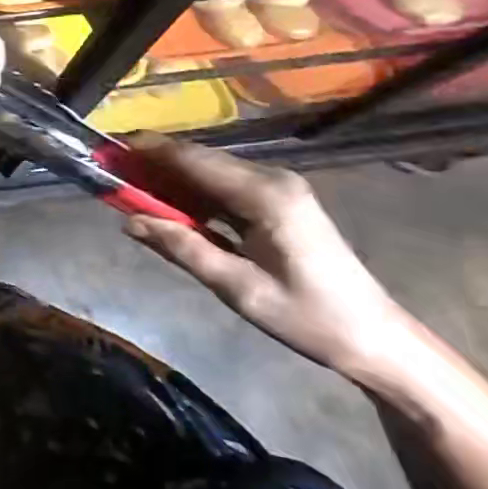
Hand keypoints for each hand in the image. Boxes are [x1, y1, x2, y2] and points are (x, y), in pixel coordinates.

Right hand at [121, 134, 409, 378]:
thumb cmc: (309, 318)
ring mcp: (278, 185)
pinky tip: (173, 203)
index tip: (111, 149)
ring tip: (133, 187)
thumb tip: (131, 222)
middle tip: (114, 171)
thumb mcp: (239, 289)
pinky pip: (227, 185)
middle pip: (200, 160)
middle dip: (155, 163)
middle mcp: (271, 177)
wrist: (377, 339)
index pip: (194, 160)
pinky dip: (196, 191)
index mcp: (265, 194)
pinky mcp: (280, 198)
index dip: (149, 151)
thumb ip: (183, 249)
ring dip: (173, 177)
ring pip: (212, 171)